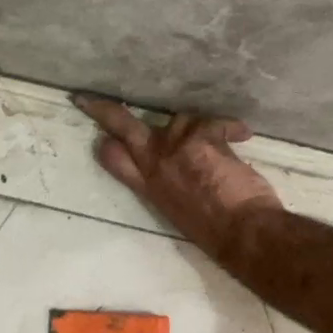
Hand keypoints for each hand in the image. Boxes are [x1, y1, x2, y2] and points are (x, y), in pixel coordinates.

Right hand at [73, 94, 282, 258]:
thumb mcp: (179, 211)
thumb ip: (169, 187)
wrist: (243, 233)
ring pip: (178, 120)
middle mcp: (155, 165)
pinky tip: (242, 135)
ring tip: (217, 143)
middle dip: (104, 109)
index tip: (101, 136)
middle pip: (123, 126)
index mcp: (148, 188)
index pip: (114, 160)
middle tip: (90, 99)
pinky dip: (230, 127)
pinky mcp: (201, 138)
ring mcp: (175, 149)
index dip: (107, 145)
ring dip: (197, 128)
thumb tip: (178, 172)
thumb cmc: (216, 232)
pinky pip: (212, 122)